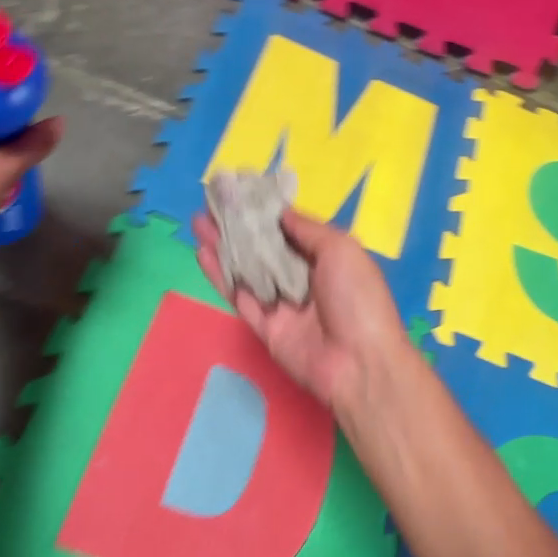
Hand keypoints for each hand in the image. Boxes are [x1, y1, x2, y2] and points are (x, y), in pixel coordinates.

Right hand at [193, 209, 408, 413]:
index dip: (266, 213)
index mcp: (326, 259)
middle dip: (238, 227)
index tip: (241, 193)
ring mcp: (283, 305)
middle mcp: (304, 279)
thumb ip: (308, 230)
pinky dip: (221, 277)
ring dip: (223, 247)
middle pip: (264, 249)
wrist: (359, 363)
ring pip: (247, 271)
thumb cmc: (357, 298)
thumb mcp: (341, 250)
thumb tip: (281, 213)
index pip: (290, 231)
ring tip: (198, 222)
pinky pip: (240, 299)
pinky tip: (203, 254)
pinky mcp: (266, 329)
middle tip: (210, 205)